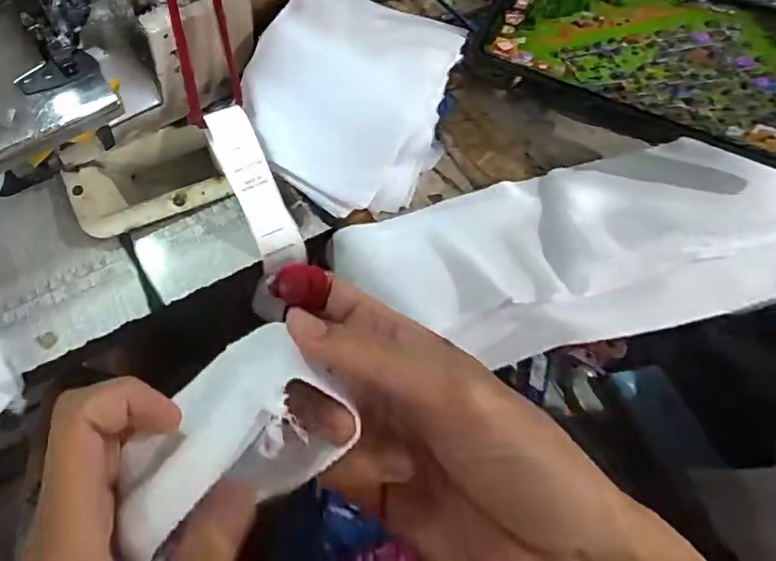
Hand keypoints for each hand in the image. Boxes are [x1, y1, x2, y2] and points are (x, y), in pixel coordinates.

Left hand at [24, 377, 258, 560]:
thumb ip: (206, 551)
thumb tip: (240, 489)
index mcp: (65, 523)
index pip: (76, 417)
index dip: (126, 398)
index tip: (177, 425)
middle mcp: (52, 517)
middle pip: (84, 433)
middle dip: (143, 428)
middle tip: (195, 455)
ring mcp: (55, 535)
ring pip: (91, 465)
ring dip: (143, 463)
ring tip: (191, 488)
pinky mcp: (65, 552)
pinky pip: (95, 499)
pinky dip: (134, 495)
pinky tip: (168, 527)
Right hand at [286, 280, 702, 560]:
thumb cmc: (516, 452)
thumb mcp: (447, 391)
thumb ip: (367, 355)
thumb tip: (291, 319)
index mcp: (395, 343)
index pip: (334, 301)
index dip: (297, 291)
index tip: (259, 298)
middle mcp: (371, 380)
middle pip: (306, 356)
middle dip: (297, 367)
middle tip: (317, 389)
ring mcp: (366, 432)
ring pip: (306, 407)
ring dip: (318, 421)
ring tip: (356, 445)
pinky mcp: (363, 484)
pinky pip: (317, 462)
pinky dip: (321, 464)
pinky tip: (364, 476)